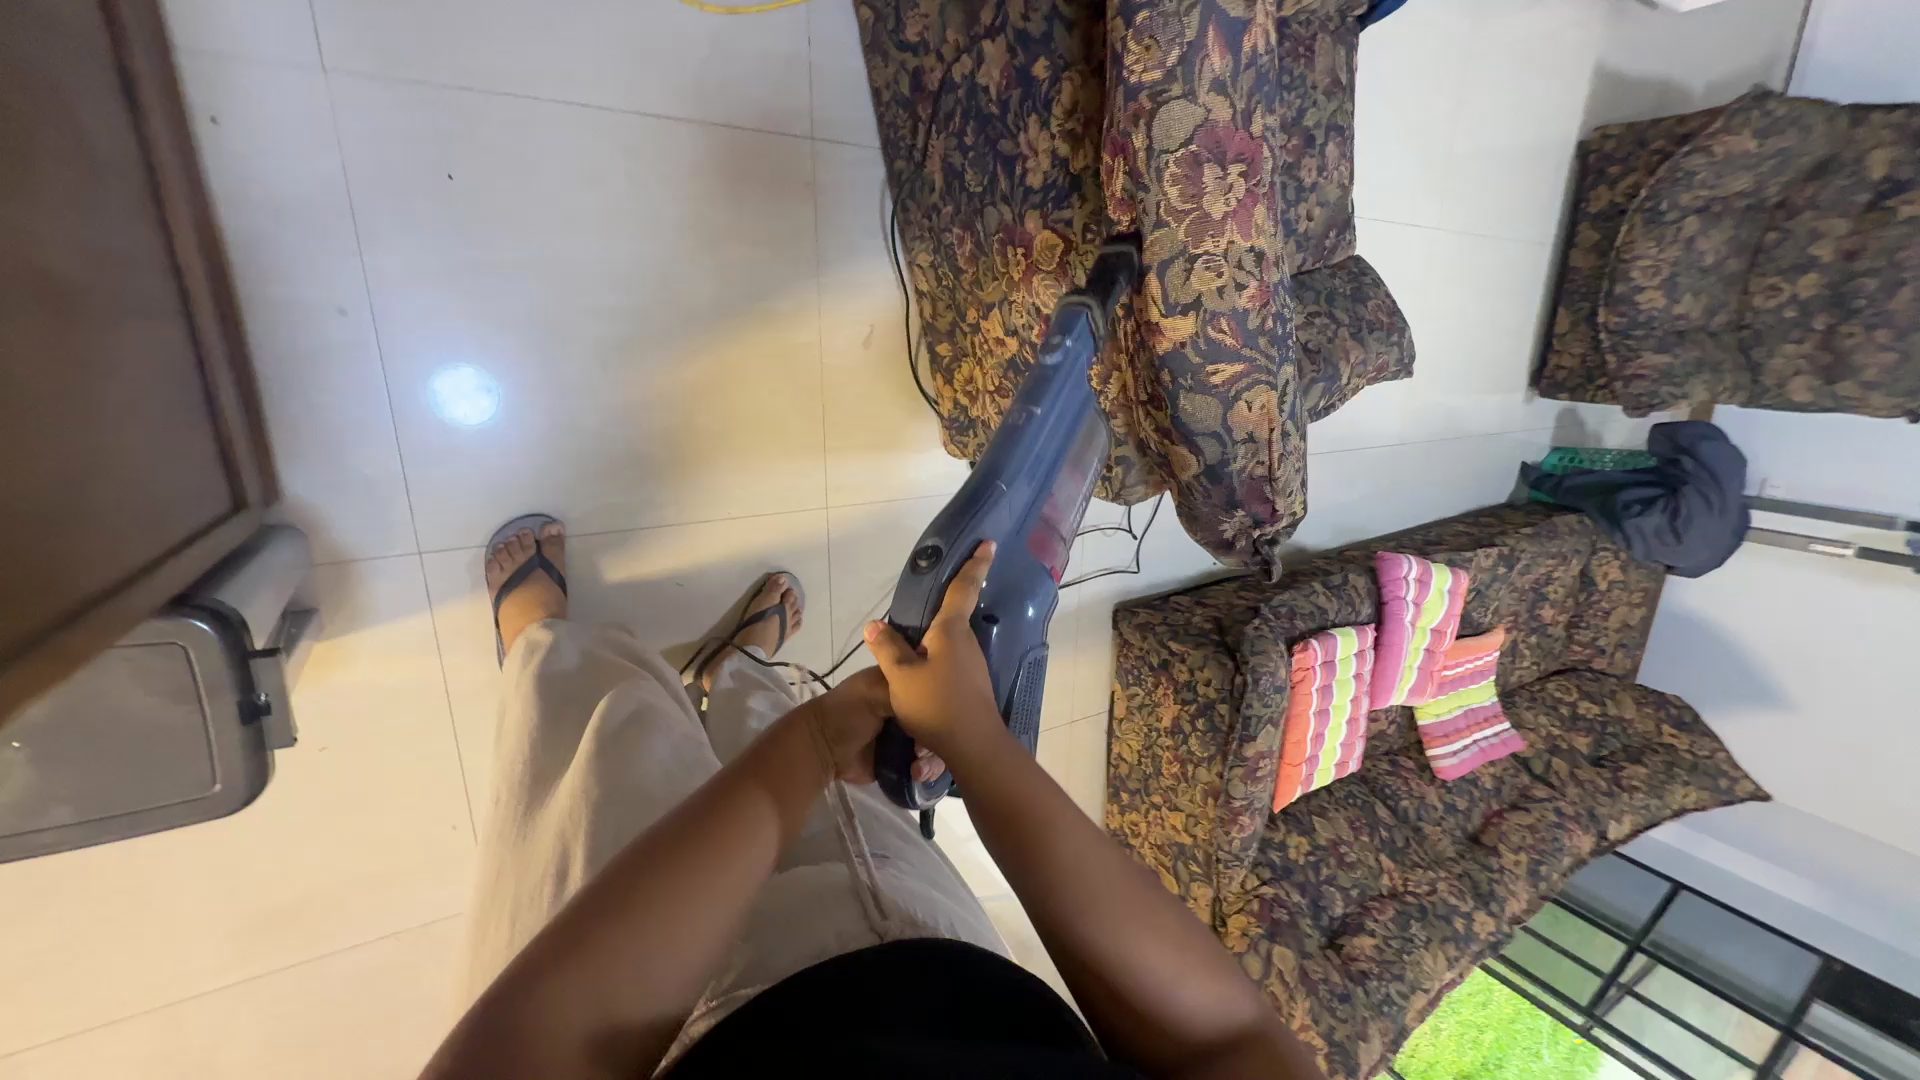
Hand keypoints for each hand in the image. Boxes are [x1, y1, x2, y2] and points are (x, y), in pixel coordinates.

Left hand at [800, 667, 943, 784]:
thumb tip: (940, 694)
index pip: (937, 684)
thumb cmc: (846, 711)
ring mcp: (911, 734)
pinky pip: (928, 764)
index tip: (948, 708)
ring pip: (940, 742)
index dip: (946, 695)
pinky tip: (917, 772)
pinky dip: (928, 769)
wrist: (824, 749)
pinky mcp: (907, 759)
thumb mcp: (874, 690)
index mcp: (905, 684)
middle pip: (943, 716)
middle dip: (943, 731)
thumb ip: (908, 688)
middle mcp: (913, 708)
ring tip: (918, 761)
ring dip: (934, 754)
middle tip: (925, 741)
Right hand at [862, 541, 1005, 762]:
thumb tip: (874, 625)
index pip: (964, 588)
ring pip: (951, 641)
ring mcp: (973, 663)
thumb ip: (887, 648)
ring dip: (937, 636)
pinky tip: (922, 670)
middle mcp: (967, 641)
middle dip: (945, 603)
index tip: (989, 543)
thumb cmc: (936, 704)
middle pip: (954, 615)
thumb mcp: (900, 676)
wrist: (973, 746)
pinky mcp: (972, 683)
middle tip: (929, 592)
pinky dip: (938, 656)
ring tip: (911, 641)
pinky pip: (952, 659)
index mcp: (951, 631)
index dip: (975, 564)